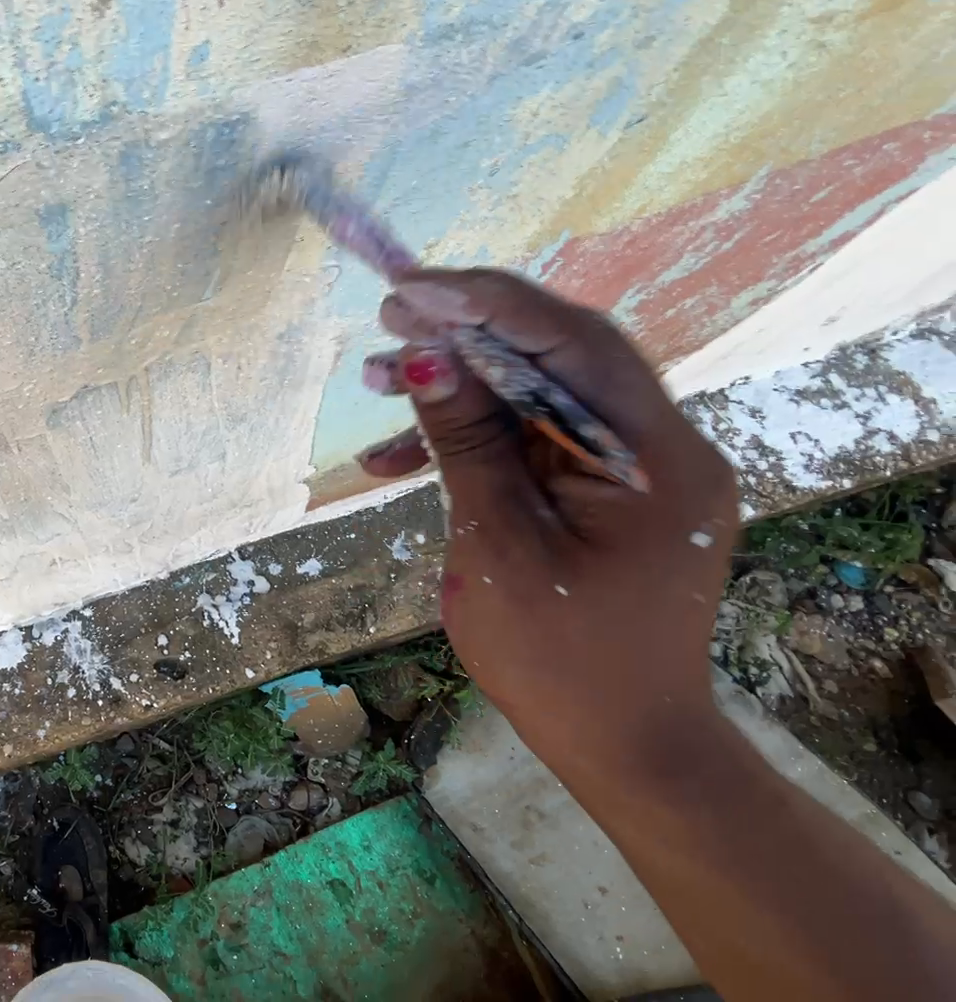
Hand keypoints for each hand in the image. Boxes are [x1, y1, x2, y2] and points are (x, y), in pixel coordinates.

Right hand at [354, 268, 739, 766]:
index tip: (412, 287)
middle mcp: (653, 447)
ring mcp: (626, 470)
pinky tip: (393, 461)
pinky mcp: (596, 492)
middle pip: (556, 359)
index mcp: (652, 457)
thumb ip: (465, 444)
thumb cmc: (560, 658)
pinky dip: (464, 442)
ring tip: (375, 383)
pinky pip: (525, 443)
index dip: (489, 303)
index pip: (573, 345)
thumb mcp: (497, 545)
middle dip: (468, 334)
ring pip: (534, 397)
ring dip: (456, 387)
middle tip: (389, 318)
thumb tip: (427, 358)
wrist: (621, 742)